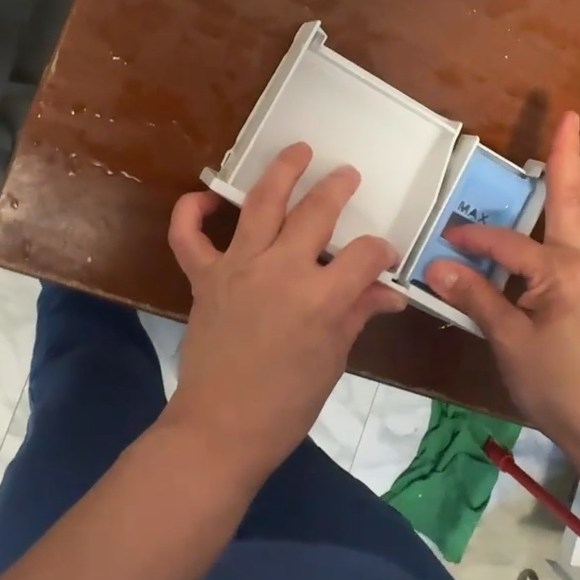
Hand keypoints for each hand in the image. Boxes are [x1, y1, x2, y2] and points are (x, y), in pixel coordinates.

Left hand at [165, 143, 406, 478]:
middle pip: (316, 212)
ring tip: (298, 150)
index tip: (383, 255)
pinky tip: (205, 196)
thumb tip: (390, 293)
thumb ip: (358, 314)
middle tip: (347, 174)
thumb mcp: (333, 359)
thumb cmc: (286, 403)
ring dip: (282, 171)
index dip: (380, 250)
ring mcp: (237, 267)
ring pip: (261, 203)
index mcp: (320, 297)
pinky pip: (189, 235)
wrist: (220, 428)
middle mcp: (280, 270)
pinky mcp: (204, 276)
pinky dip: (191, 211)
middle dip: (338, 187)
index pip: (363, 255)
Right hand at [422, 111, 579, 456]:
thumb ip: (476, 299)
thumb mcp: (510, 343)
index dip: (471, 244)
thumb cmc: (560, 385)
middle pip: (571, 202)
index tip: (442, 247)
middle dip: (567, 159)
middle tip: (570, 117)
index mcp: (560, 272)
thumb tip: (435, 264)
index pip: (506, 245)